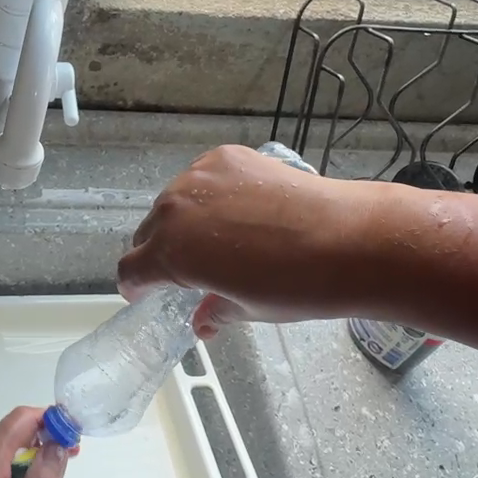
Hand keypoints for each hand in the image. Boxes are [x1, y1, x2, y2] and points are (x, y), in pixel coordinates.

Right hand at [117, 144, 395, 334]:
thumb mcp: (248, 309)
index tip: (148, 293)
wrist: (347, 238)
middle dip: (161, 252)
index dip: (136, 286)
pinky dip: (210, 194)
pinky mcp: (225, 157)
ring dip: (184, 220)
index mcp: (171, 254)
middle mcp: (173, 209)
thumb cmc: (295, 286)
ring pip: (173, 201)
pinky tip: (242, 209)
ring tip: (221, 236)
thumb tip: (202, 321)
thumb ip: (215, 311)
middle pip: (148, 232)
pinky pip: (202, 178)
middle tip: (192, 268)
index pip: (130, 269)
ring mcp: (199, 176)